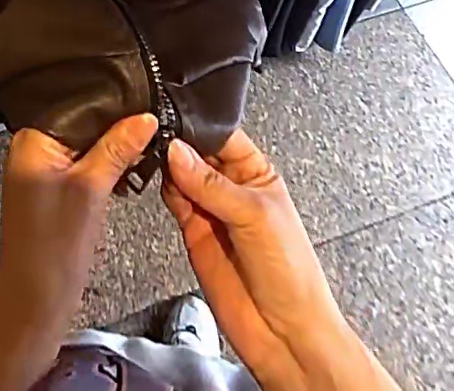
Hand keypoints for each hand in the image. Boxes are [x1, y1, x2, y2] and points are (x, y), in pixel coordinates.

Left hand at [0, 113, 158, 390]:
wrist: (33, 307)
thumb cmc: (51, 253)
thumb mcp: (91, 191)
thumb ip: (118, 148)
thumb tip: (144, 117)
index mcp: (32, 139)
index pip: (77, 102)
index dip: (111, 103)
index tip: (142, 104)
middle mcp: (32, 147)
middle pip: (82, 121)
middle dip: (113, 126)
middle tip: (146, 131)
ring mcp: (41, 169)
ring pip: (84, 142)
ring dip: (111, 147)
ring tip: (138, 153)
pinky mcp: (51, 188)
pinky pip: (81, 162)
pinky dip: (102, 165)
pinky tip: (122, 172)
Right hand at [162, 130, 400, 390]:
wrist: (285, 336)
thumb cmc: (293, 274)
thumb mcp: (254, 217)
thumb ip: (212, 183)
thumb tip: (177, 151)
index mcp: (254, 170)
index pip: (220, 133)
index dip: (198, 125)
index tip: (175, 119)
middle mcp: (231, 184)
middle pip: (195, 149)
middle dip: (178, 143)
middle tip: (163, 142)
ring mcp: (210, 206)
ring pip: (179, 171)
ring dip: (167, 164)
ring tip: (160, 162)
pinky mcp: (193, 228)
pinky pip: (172, 198)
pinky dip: (163, 189)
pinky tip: (163, 185)